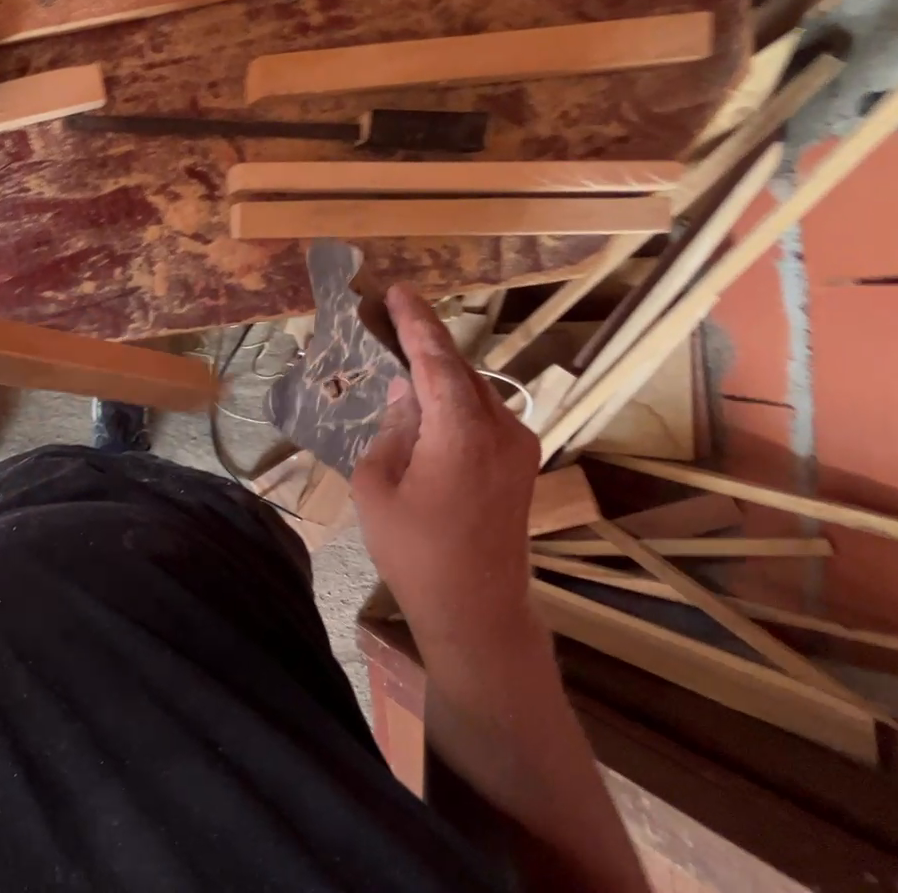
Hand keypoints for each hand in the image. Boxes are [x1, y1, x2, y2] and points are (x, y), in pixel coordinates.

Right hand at [351, 284, 542, 651]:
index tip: (396, 291)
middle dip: (426, 342)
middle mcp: (501, 429)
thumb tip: (405, 399)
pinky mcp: (520, 466)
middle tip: (389, 320)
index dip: (414, 322)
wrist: (476, 607)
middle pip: (459, 370)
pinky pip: (483, 416)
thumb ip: (391, 432)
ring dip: (439, 373)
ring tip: (402, 359)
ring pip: (474, 392)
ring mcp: (518, 447)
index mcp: (462, 431)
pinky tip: (427, 405)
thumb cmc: (414, 550)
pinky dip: (453, 400)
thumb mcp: (377, 486)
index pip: (436, 360)